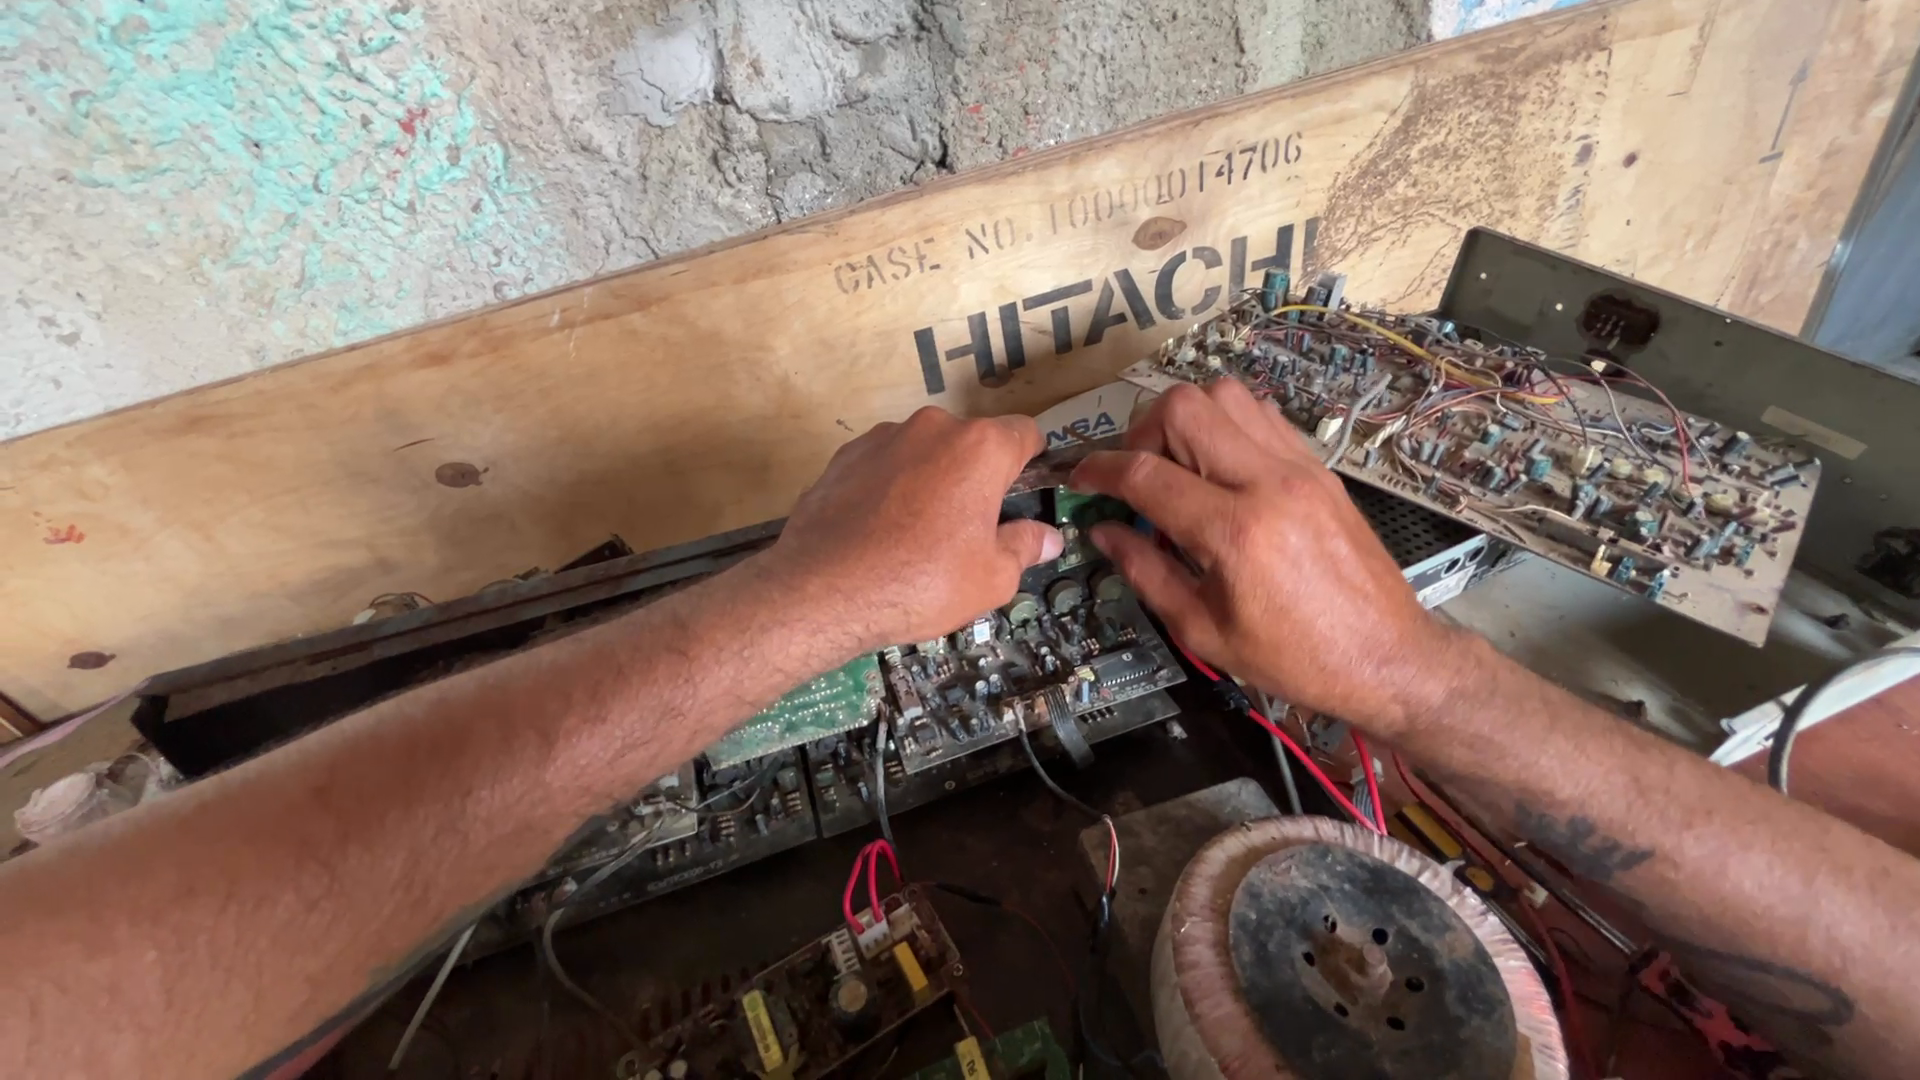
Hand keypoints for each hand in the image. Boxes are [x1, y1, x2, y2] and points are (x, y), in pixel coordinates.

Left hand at [759, 407, 1063, 651]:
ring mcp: (883, 437)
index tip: (1021, 495)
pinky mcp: (844, 455)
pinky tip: (878, 530)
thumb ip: (1025, 547)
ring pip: (925, 451)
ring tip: (915, 534)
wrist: (823, 590)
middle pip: (971, 443)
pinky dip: (890, 486)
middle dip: (976, 477)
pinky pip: (884, 464)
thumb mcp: (992, 577)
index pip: (1025, 433)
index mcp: (980, 448)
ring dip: (931, 479)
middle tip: (968, 529)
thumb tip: (1048, 536)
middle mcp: (933, 427)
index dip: (1030, 462)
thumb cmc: (922, 583)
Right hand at [1068, 379, 1459, 732]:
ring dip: (1185, 420)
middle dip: (1142, 432)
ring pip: (1224, 395)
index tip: (1081, 480)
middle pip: (1184, 407)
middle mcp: (1267, 482)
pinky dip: (1224, 425)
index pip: (1146, 473)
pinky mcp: (1318, 466)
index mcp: (1234, 531)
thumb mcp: (1200, 628)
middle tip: (1137, 475)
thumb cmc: (1289, 657)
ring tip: (1177, 467)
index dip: (1100, 471)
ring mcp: (1299, 466)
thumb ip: (1143, 571)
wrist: (1386, 656)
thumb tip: (1101, 530)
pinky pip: (1260, 413)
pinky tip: (1218, 467)